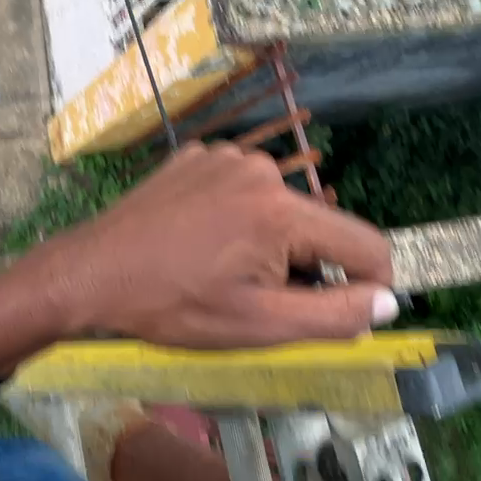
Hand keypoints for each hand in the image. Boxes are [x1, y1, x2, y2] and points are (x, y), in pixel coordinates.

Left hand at [0, 143, 397, 375]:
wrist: (93, 270)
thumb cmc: (174, 305)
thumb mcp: (259, 326)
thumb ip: (335, 316)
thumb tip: (386, 302)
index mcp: (281, 210)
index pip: (366, 245)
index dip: (369, 286)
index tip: (343, 312)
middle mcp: (259, 168)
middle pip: (318, 224)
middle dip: (308, 265)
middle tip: (261, 298)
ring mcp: (223, 155)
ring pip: (278, 206)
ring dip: (270, 241)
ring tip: (224, 270)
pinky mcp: (196, 155)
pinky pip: (240, 187)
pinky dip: (236, 216)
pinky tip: (200, 240)